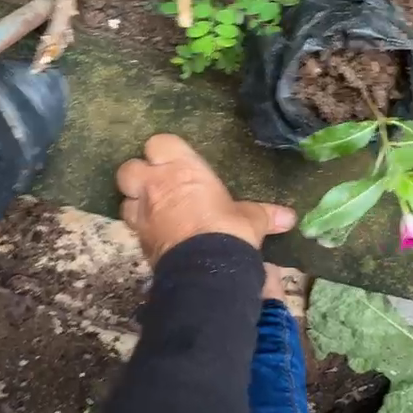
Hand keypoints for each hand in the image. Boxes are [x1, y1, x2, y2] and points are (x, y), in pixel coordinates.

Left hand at [116, 134, 296, 263]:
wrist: (206, 269)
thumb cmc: (228, 229)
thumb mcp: (251, 217)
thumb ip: (265, 214)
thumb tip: (290, 218)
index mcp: (183, 168)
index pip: (159, 143)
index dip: (165, 151)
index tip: (176, 161)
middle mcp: (156, 185)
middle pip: (129, 168)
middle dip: (139, 174)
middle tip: (157, 182)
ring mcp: (143, 213)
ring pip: (123, 197)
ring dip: (134, 201)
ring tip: (152, 207)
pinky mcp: (138, 240)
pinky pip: (131, 226)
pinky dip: (140, 227)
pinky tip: (155, 232)